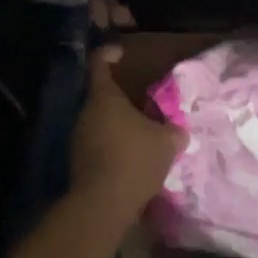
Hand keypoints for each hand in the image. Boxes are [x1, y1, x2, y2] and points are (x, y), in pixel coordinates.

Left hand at [70, 45, 186, 221]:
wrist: (103, 205)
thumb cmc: (135, 159)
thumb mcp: (166, 143)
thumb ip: (174, 131)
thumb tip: (180, 130)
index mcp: (104, 97)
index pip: (99, 64)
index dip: (109, 54)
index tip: (121, 53)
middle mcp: (86, 112)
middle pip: (101, 96)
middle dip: (122, 100)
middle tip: (145, 107)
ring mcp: (78, 137)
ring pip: (100, 122)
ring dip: (118, 125)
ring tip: (142, 136)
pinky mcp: (78, 161)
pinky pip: (97, 144)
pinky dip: (112, 146)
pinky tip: (132, 160)